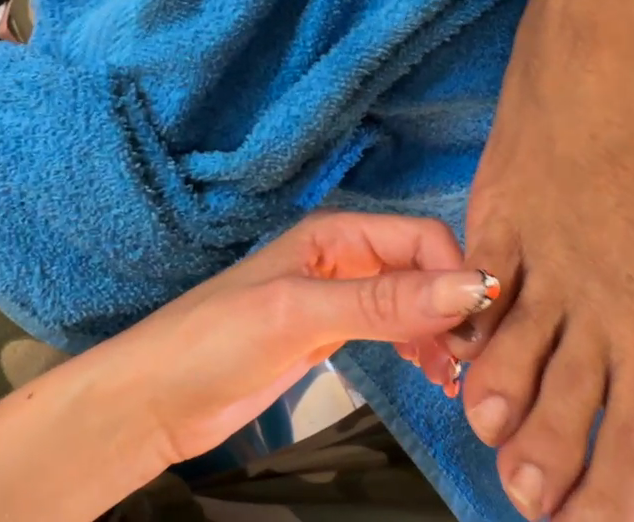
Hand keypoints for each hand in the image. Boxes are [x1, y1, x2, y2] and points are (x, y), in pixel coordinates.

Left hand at [107, 211, 495, 465]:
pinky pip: (394, 329)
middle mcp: (345, 257)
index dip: (457, 275)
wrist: (153, 400)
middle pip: (422, 268)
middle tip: (474, 360)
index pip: (422, 238)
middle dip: (454, 305)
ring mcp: (339, 297)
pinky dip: (419, 347)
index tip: (480, 328)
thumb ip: (384, 301)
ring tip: (456, 376)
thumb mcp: (301, 313)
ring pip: (413, 300)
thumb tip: (467, 287)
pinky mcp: (332, 334)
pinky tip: (432, 373)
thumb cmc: (213, 341)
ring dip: (441, 330)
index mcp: (337, 232)